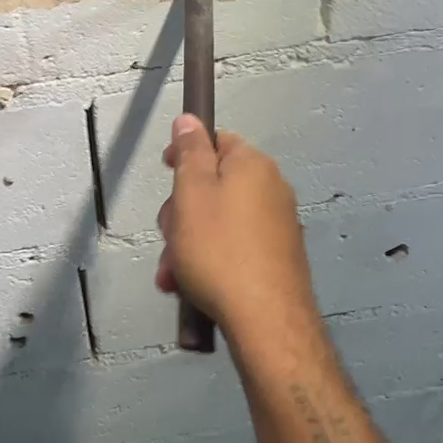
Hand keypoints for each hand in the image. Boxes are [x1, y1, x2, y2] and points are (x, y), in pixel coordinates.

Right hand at [156, 114, 320, 345]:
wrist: (267, 322)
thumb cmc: (219, 250)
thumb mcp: (191, 194)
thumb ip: (189, 152)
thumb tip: (189, 120)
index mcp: (253, 165)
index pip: (216, 140)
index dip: (185, 154)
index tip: (165, 173)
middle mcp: (271, 189)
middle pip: (214, 185)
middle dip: (182, 212)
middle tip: (168, 236)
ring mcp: (278, 227)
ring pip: (219, 222)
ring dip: (188, 244)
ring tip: (172, 276)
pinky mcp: (277, 260)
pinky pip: (234, 249)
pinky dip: (210, 262)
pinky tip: (191, 290)